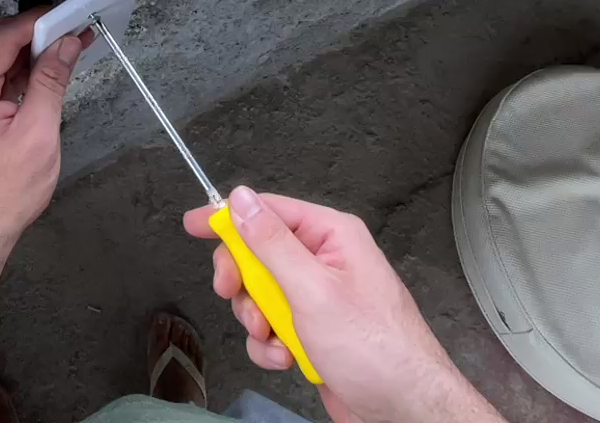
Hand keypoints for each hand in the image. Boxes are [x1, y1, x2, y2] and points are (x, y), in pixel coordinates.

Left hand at [0, 11, 92, 260]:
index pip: (3, 37)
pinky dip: (27, 72)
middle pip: (0, 44)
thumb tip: (64, 45)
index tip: (67, 12)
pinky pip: (2, 80)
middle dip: (39, 33)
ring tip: (72, 44)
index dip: (37, 21)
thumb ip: (51, 82)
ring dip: (36, 52)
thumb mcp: (36, 133)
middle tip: (74, 26)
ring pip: (3, 61)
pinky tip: (53, 69)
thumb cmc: (2, 194)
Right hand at [184, 187, 503, 422]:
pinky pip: (272, 323)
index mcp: (329, 234)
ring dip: (256, 318)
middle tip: (233, 293)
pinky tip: (283, 357)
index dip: (228, 217)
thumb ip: (271, 242)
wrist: (406, 412)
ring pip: (260, 291)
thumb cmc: (372, 347)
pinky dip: (269, 342)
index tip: (194, 225)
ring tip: (272, 337)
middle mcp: (323, 258)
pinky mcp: (313, 329)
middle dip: (243, 280)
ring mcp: (317, 295)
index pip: (267, 210)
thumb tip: (240, 198)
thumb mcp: (312, 289)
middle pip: (258, 252)